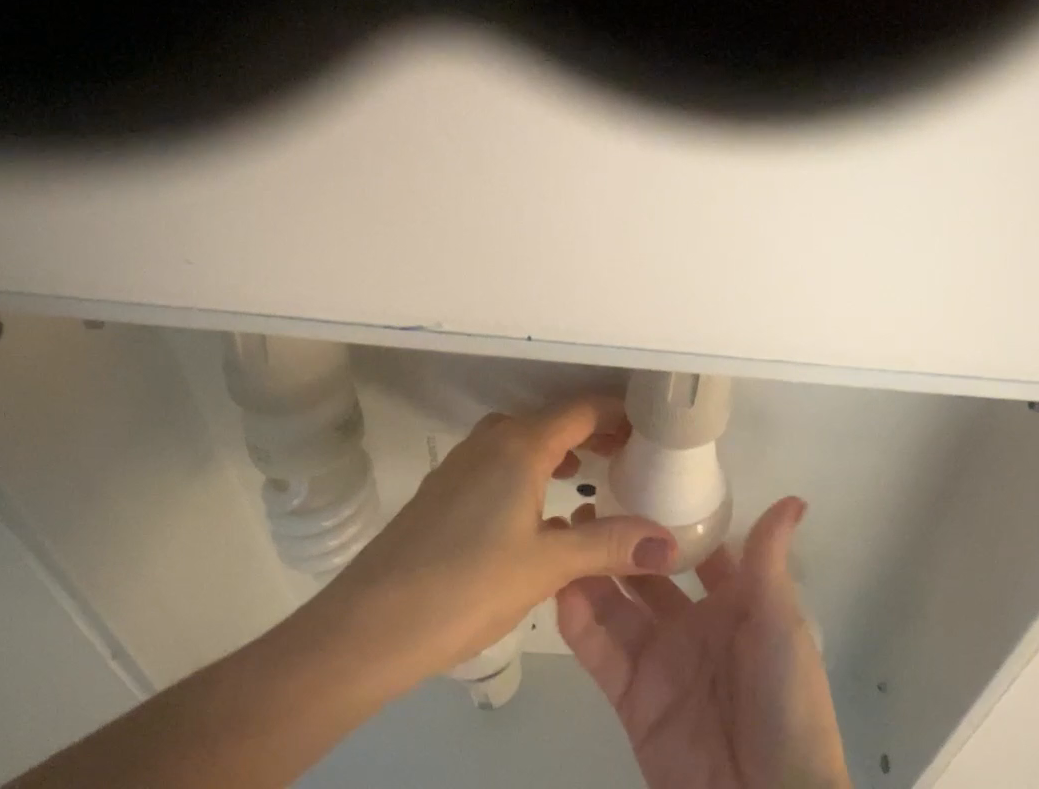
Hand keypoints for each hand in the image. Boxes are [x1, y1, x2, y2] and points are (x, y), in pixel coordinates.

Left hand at [298, 396, 678, 696]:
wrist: (367, 627)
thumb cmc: (465, 586)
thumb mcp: (547, 566)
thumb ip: (609, 546)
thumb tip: (671, 542)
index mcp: (519, 446)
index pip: (581, 410)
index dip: (619, 415)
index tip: (651, 430)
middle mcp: (489, 443)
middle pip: (550, 421)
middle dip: (592, 432)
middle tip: (629, 454)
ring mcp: (458, 467)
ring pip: (520, 442)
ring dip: (557, 451)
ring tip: (587, 477)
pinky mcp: (440, 495)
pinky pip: (496, 465)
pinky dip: (527, 471)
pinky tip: (535, 514)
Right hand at [557, 497, 850, 788]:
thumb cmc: (786, 701)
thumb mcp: (782, 624)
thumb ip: (769, 561)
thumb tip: (793, 499)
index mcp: (736, 605)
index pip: (701, 553)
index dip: (675, 519)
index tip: (645, 476)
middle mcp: (694, 626)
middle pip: (650, 576)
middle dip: (624, 543)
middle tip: (589, 503)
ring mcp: (660, 661)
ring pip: (618, 608)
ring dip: (593, 575)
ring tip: (563, 534)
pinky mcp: (631, 698)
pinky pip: (601, 654)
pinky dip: (579, 625)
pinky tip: (560, 590)